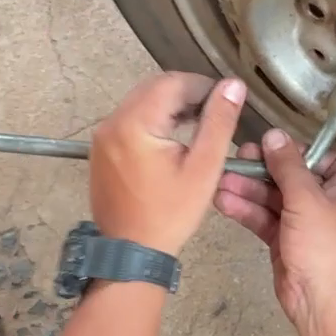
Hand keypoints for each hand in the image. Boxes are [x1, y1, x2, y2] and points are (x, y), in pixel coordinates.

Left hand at [88, 72, 246, 255]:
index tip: (227, 101)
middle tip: (216, 111)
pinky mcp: (101, 149)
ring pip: (142, 101)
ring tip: (200, 122)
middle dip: (187, 92)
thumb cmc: (171, 213)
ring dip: (171, 104)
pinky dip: (155, 119)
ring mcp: (102, 136)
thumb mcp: (204, 167)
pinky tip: (175, 136)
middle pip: (154, 87)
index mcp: (135, 123)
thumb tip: (233, 86)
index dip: (203, 85)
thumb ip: (219, 122)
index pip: (173, 82)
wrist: (131, 252)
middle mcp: (112, 122)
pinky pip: (131, 118)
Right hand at [214, 129, 335, 329]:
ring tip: (221, 179)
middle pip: (292, 176)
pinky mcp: (285, 240)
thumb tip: (274, 134)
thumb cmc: (324, 245)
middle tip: (237, 158)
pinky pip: (265, 218)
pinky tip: (223, 201)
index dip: (298, 151)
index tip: (271, 145)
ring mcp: (305, 222)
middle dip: (263, 169)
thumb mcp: (307, 199)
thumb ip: (288, 166)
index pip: (323, 158)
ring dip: (249, 189)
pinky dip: (247, 210)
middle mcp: (327, 202)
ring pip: (274, 198)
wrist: (320, 302)